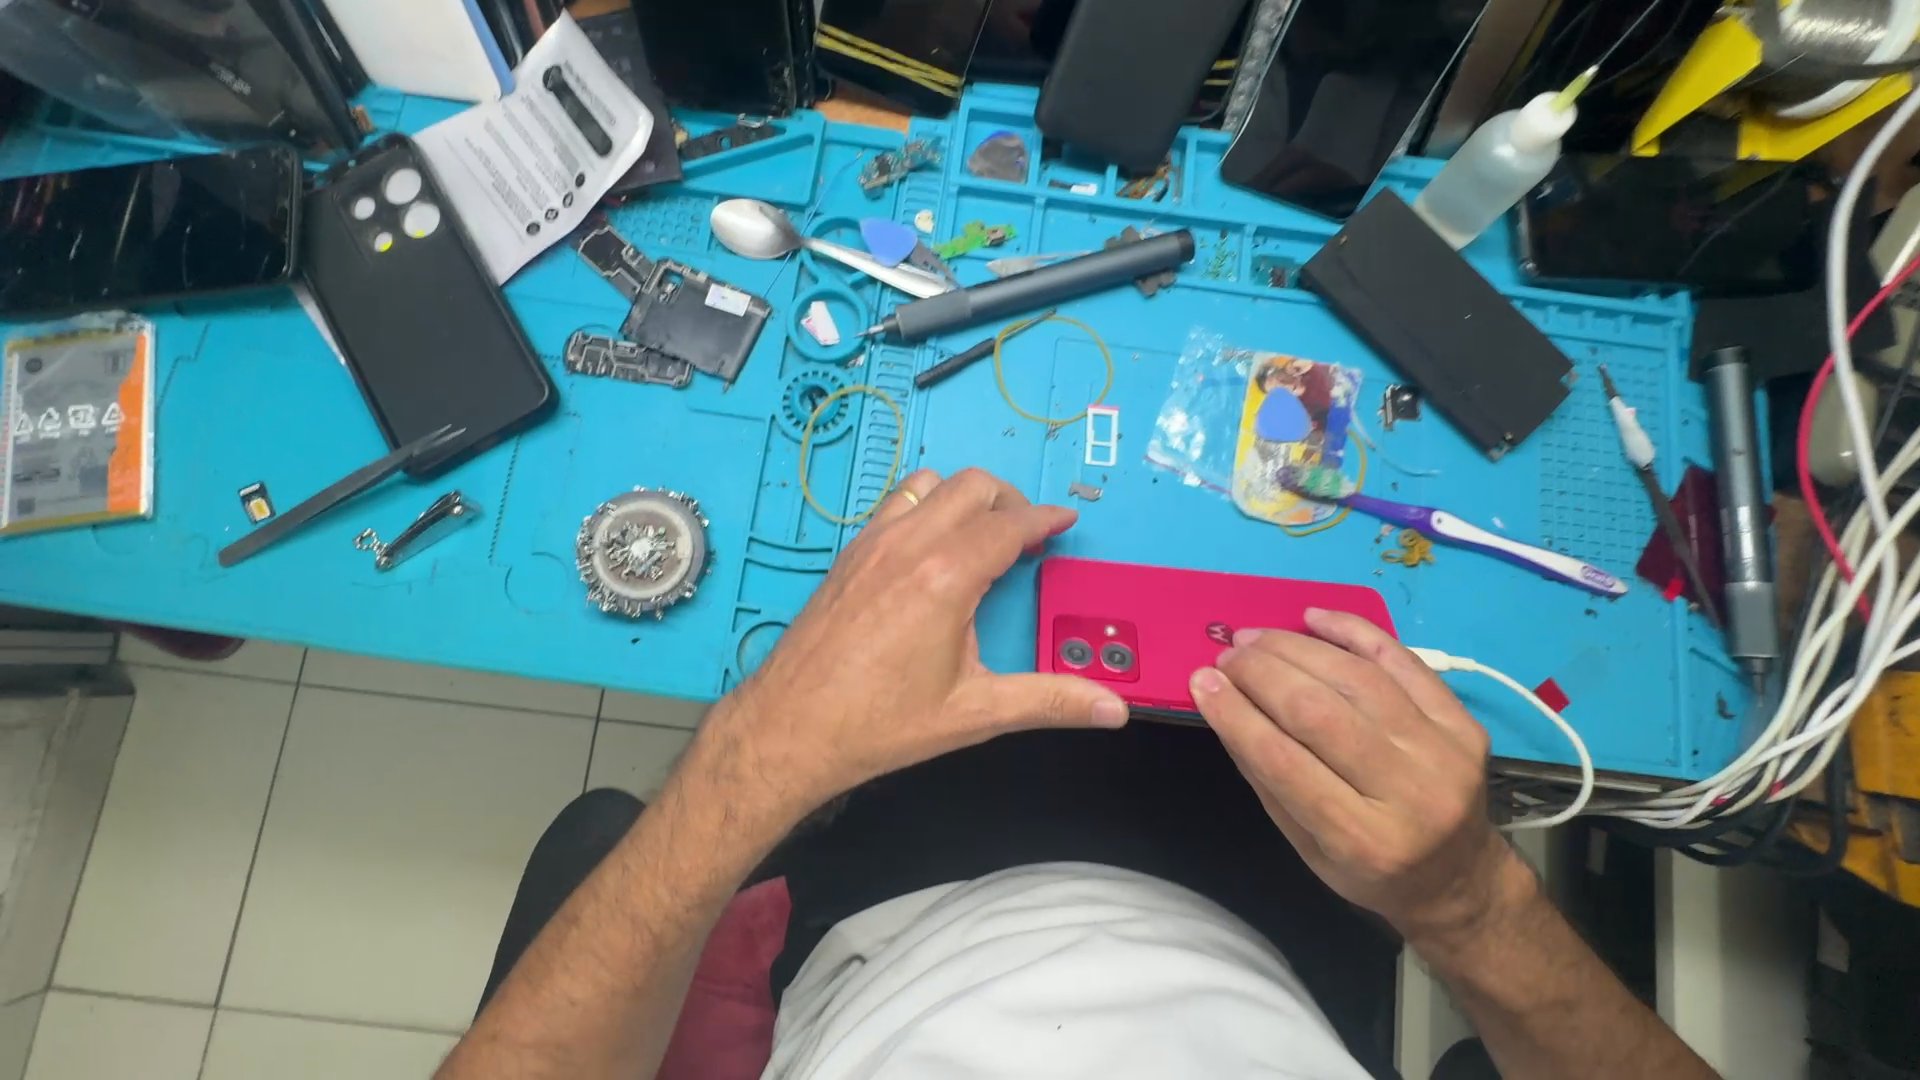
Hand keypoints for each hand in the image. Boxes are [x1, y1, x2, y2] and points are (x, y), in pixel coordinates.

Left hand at [699, 467, 1129, 818]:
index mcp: (946, 577)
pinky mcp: (849, 553)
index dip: (1044, 518)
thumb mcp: (974, 714)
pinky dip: (926, 505)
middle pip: (972, 486)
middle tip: (1028, 535)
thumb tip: (1115, 710)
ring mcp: (872, 542)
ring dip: (965, 497)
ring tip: (980, 534)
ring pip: (930, 483)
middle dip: (1010, 500)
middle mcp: (908, 544)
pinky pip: (895, 503)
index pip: (1009, 525)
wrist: (789, 728)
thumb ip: (1049, 702)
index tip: (1065, 520)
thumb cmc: (882, 723)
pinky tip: (929, 547)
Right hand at [1189, 609, 1522, 945]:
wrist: (1461, 880)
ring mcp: (1444, 755)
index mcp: (1362, 841)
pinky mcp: (1464, 725)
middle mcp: (1410, 796)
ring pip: (1356, 680)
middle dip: (1261, 674)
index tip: (1202, 680)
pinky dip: (1354, 631)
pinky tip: (1313, 618)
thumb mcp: (1302, 843)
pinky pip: (1403, 661)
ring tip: (1254, 638)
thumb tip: (1221, 701)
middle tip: (1226, 656)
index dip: (1235, 714)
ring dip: (1296, 648)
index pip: (1283, 762)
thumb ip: (1264, 774)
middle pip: (1319, 713)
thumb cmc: (1366, 867)